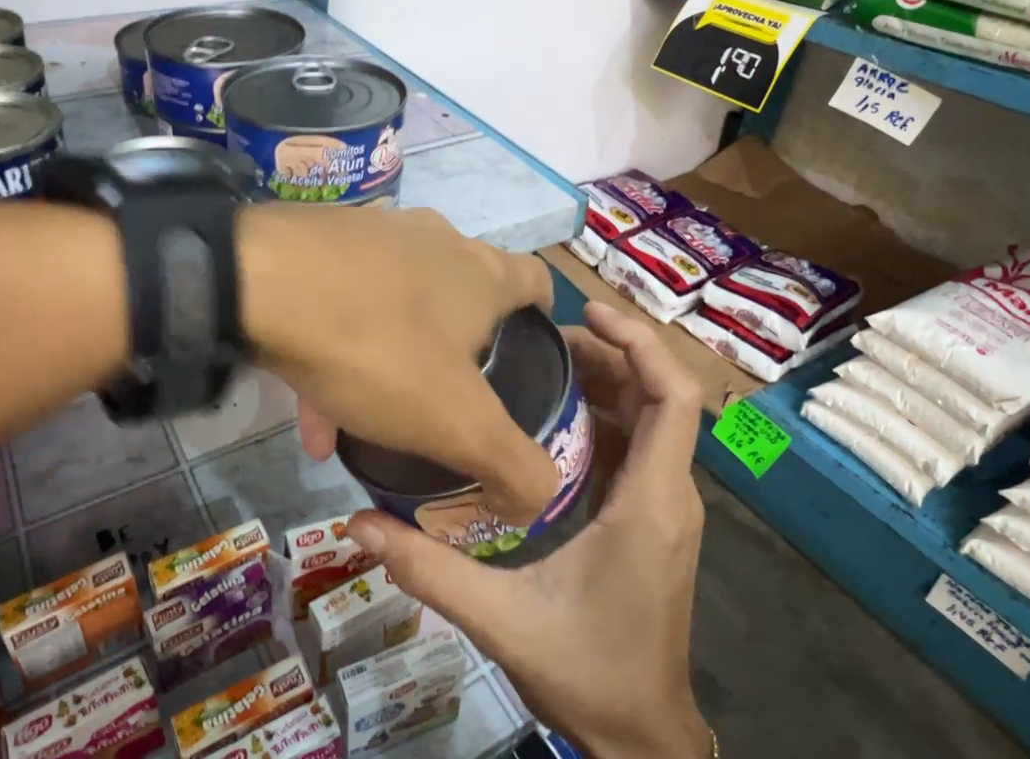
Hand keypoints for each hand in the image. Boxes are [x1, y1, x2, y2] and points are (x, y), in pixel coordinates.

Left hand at [238, 205, 559, 524]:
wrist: (257, 282)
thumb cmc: (377, 347)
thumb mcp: (456, 424)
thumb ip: (513, 465)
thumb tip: (541, 495)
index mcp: (481, 273)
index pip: (535, 282)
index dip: (540, 320)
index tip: (529, 360)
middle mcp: (434, 241)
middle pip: (463, 295)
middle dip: (459, 352)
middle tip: (446, 405)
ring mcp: (373, 235)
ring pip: (395, 307)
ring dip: (390, 363)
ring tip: (368, 427)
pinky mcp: (317, 241)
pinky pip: (339, 306)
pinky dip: (336, 355)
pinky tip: (313, 412)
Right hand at [346, 302, 712, 758]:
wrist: (638, 736)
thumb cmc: (587, 671)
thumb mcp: (499, 618)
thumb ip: (427, 569)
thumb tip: (356, 522)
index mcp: (651, 504)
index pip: (673, 399)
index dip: (642, 343)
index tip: (592, 313)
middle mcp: (670, 496)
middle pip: (656, 397)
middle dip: (609, 356)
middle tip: (542, 340)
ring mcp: (665, 510)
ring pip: (648, 422)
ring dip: (607, 384)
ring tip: (542, 366)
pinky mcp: (652, 523)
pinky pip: (636, 449)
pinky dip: (603, 419)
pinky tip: (550, 423)